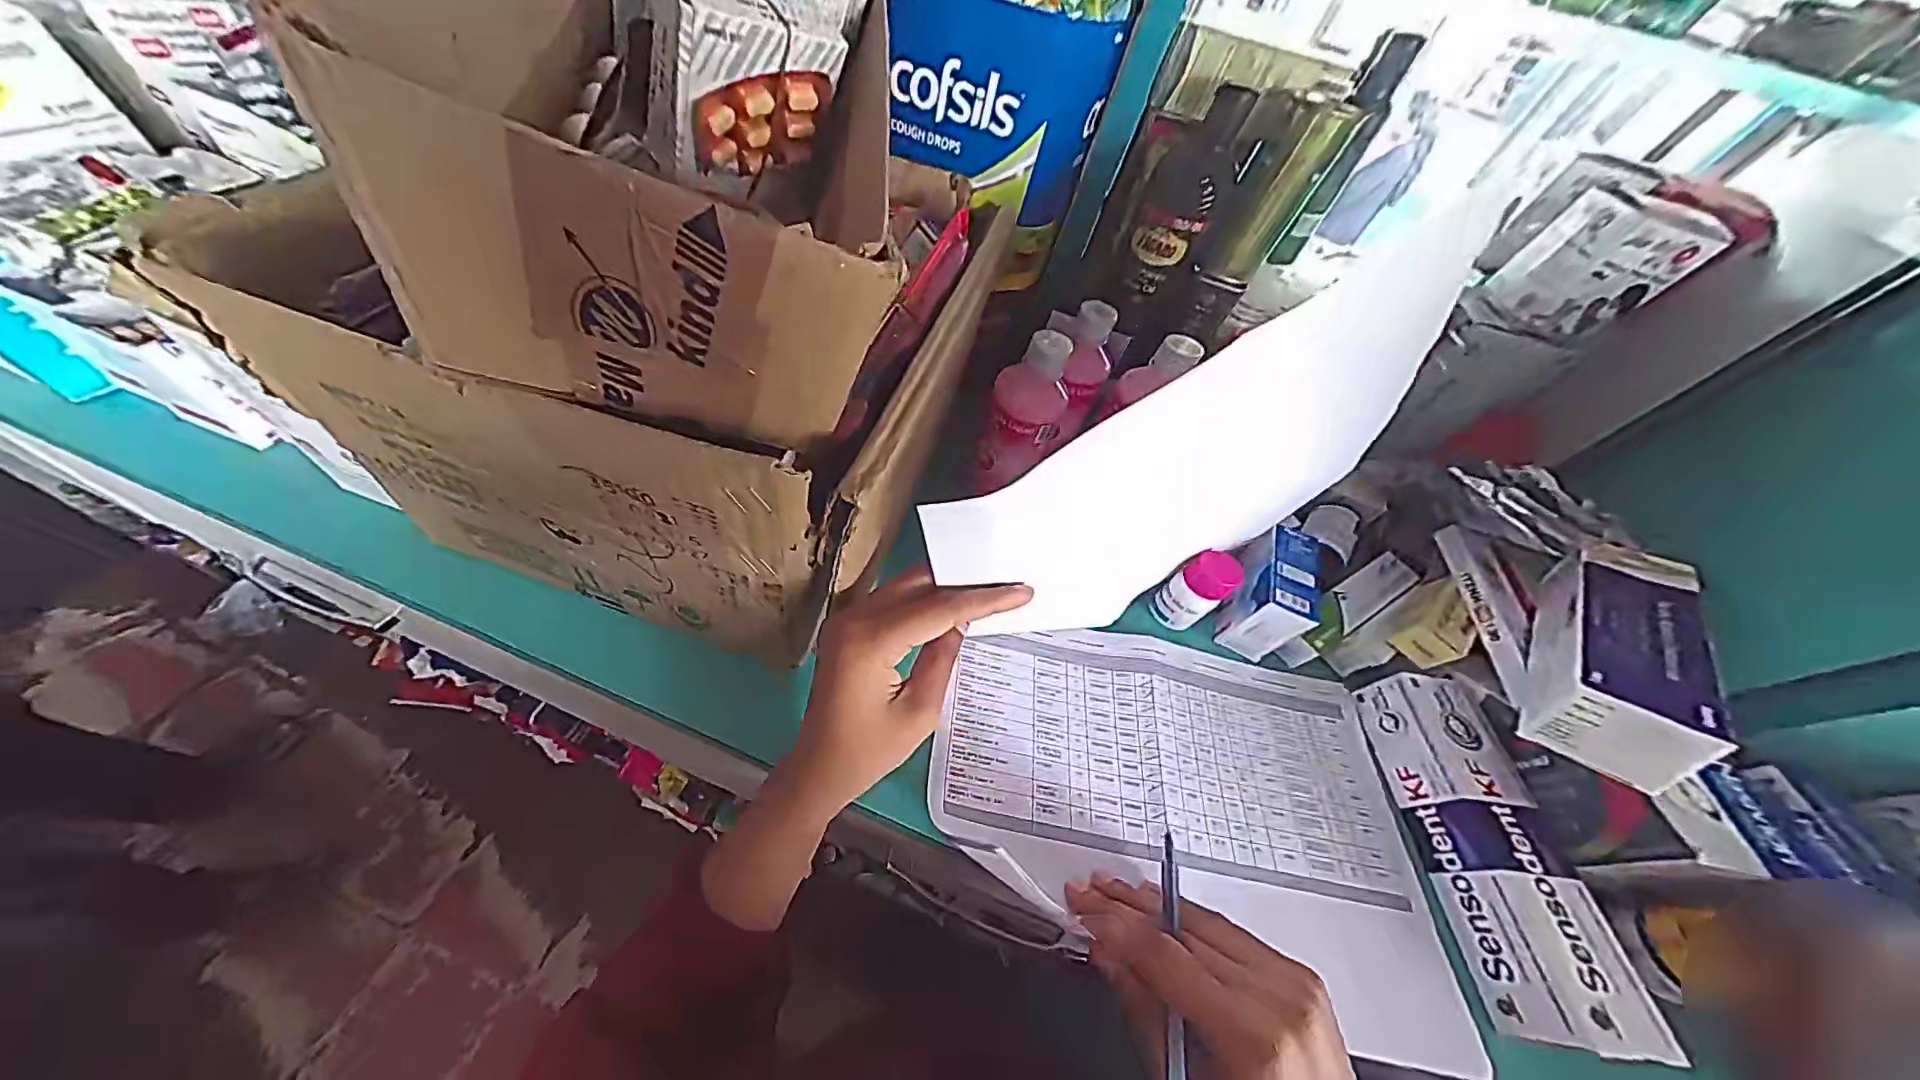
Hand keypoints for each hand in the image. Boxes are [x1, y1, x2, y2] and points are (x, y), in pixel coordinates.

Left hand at [779, 566, 1030, 814]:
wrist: (819, 766)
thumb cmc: (868, 752)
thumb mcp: (920, 712)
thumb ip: (943, 658)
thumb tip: (963, 622)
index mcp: (871, 642)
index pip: (939, 607)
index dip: (983, 598)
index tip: (1019, 591)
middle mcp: (855, 619)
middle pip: (920, 583)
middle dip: (965, 582)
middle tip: (1006, 584)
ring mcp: (847, 619)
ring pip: (906, 585)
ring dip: (944, 586)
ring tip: (985, 593)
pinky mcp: (848, 625)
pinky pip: (892, 598)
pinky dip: (924, 597)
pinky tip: (949, 605)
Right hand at [1068, 875, 1352, 1079]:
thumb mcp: (1186, 1077)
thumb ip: (1145, 1013)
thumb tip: (1108, 955)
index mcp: (1251, 1034)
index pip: (1163, 954)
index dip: (1115, 926)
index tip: (1084, 911)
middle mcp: (1278, 997)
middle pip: (1182, 928)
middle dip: (1127, 907)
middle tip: (1089, 892)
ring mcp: (1294, 981)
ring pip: (1205, 921)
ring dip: (1154, 904)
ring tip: (1115, 890)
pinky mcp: (1299, 973)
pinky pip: (1232, 933)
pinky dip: (1191, 918)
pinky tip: (1162, 905)